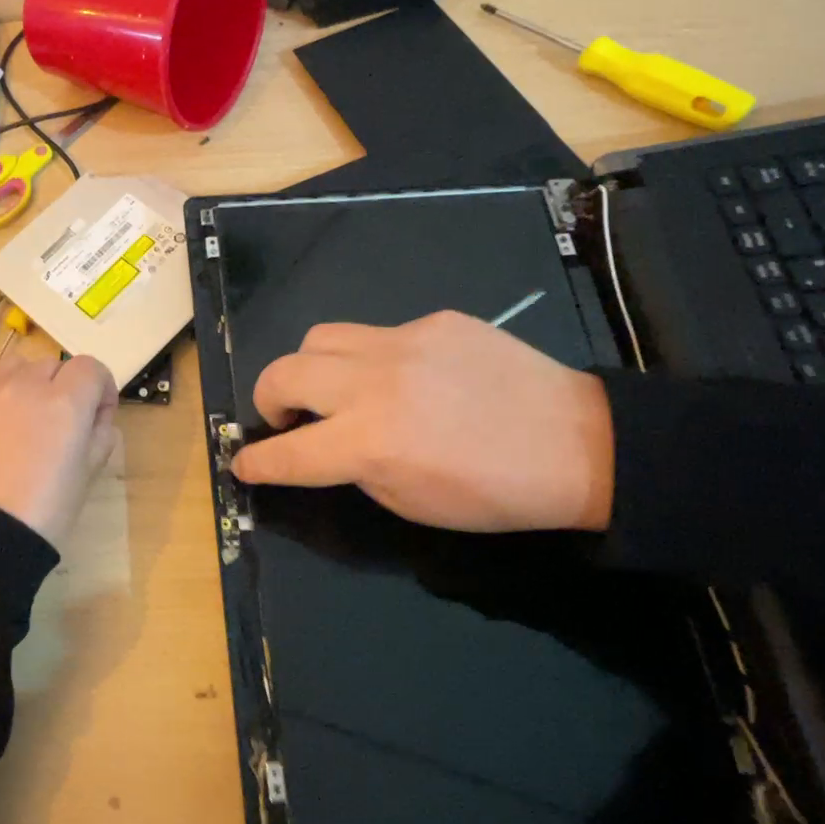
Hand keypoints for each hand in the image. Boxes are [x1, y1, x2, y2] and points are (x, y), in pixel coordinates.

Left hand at [0, 353, 119, 542]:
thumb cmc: (44, 512)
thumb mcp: (88, 474)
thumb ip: (100, 434)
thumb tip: (96, 415)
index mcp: (65, 402)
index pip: (90, 367)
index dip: (99, 388)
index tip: (95, 413)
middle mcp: (23, 385)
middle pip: (51, 365)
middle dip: (60, 388)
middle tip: (54, 425)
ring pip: (12, 367)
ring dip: (23, 385)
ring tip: (17, 422)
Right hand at [230, 312, 614, 532]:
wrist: (581, 444)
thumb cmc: (493, 493)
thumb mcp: (409, 502)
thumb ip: (355, 467)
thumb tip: (325, 444)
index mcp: (370, 442)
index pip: (288, 452)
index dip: (257, 462)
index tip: (242, 464)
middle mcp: (375, 384)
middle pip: (284, 373)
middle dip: (268, 400)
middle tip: (286, 419)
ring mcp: (404, 343)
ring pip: (320, 338)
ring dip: (311, 368)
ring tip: (336, 389)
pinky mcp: (434, 321)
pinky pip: (379, 334)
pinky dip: (373, 360)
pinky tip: (409, 378)